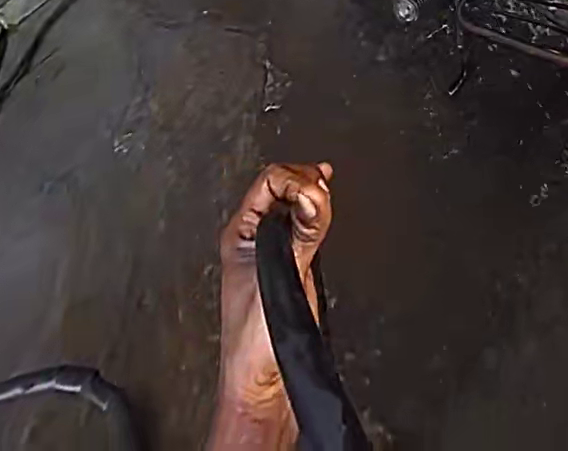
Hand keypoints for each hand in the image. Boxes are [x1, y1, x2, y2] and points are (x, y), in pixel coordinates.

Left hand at [209, 162, 334, 447]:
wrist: (261, 388)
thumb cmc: (253, 345)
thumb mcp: (277, 279)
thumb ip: (298, 236)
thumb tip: (314, 197)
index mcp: (241, 232)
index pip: (269, 180)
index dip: (294, 179)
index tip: (313, 195)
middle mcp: (256, 236)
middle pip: (283, 184)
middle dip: (306, 180)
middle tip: (323, 193)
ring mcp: (274, 248)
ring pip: (295, 202)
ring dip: (313, 193)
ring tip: (325, 193)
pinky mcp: (292, 262)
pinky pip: (305, 222)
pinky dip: (318, 208)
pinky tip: (324, 200)